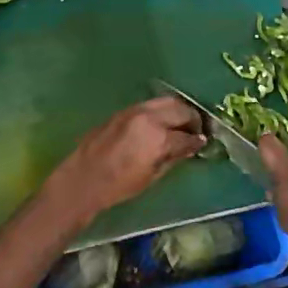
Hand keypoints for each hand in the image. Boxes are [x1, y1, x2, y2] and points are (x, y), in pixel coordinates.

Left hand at [43, 97, 205, 220]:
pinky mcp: (124, 110)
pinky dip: (162, 110)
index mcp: (158, 139)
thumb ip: (174, 158)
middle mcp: (149, 118)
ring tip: (182, 123)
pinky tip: (163, 122)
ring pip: (167, 101)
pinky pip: (151, 104)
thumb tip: (190, 148)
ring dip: (178, 110)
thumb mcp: (152, 176)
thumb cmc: (119, 185)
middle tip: (197, 130)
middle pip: (181, 110)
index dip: (198, 141)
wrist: (84, 178)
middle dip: (193, 119)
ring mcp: (135, 111)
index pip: (187, 136)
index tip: (203, 143)